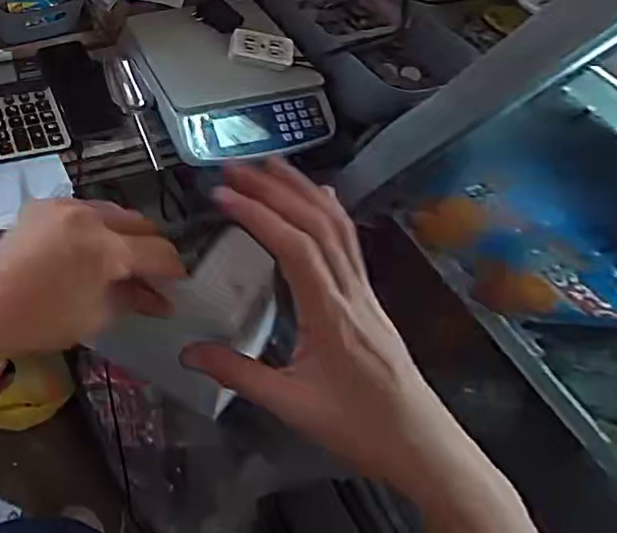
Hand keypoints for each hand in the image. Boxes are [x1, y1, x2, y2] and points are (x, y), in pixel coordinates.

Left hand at [0, 198, 185, 365]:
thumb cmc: (42, 320)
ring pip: (110, 210)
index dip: (173, 269)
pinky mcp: (41, 205)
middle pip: (137, 222)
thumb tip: (159, 298)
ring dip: (123, 232)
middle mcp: (88, 215)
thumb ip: (132, 299)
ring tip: (122, 259)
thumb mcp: (96, 316)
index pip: (157, 251)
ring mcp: (62, 204)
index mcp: (106, 247)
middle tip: (152, 273)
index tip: (177, 284)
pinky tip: (88, 247)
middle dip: (150, 246)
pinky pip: (81, 208)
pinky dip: (94, 224)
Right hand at [182, 161, 530, 531]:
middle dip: (273, 189)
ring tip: (269, 164)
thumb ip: (238, 374)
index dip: (257, 215)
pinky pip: (350, 240)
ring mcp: (364, 291)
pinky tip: (319, 193)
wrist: (429, 452)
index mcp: (331, 316)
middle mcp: (351, 293)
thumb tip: (188, 352)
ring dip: (301, 189)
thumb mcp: (293, 408)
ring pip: (336, 225)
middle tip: (234, 168)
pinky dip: (329, 208)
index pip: (295, 248)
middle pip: (315, 224)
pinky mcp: (369, 295)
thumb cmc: (363, 429)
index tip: (222, 195)